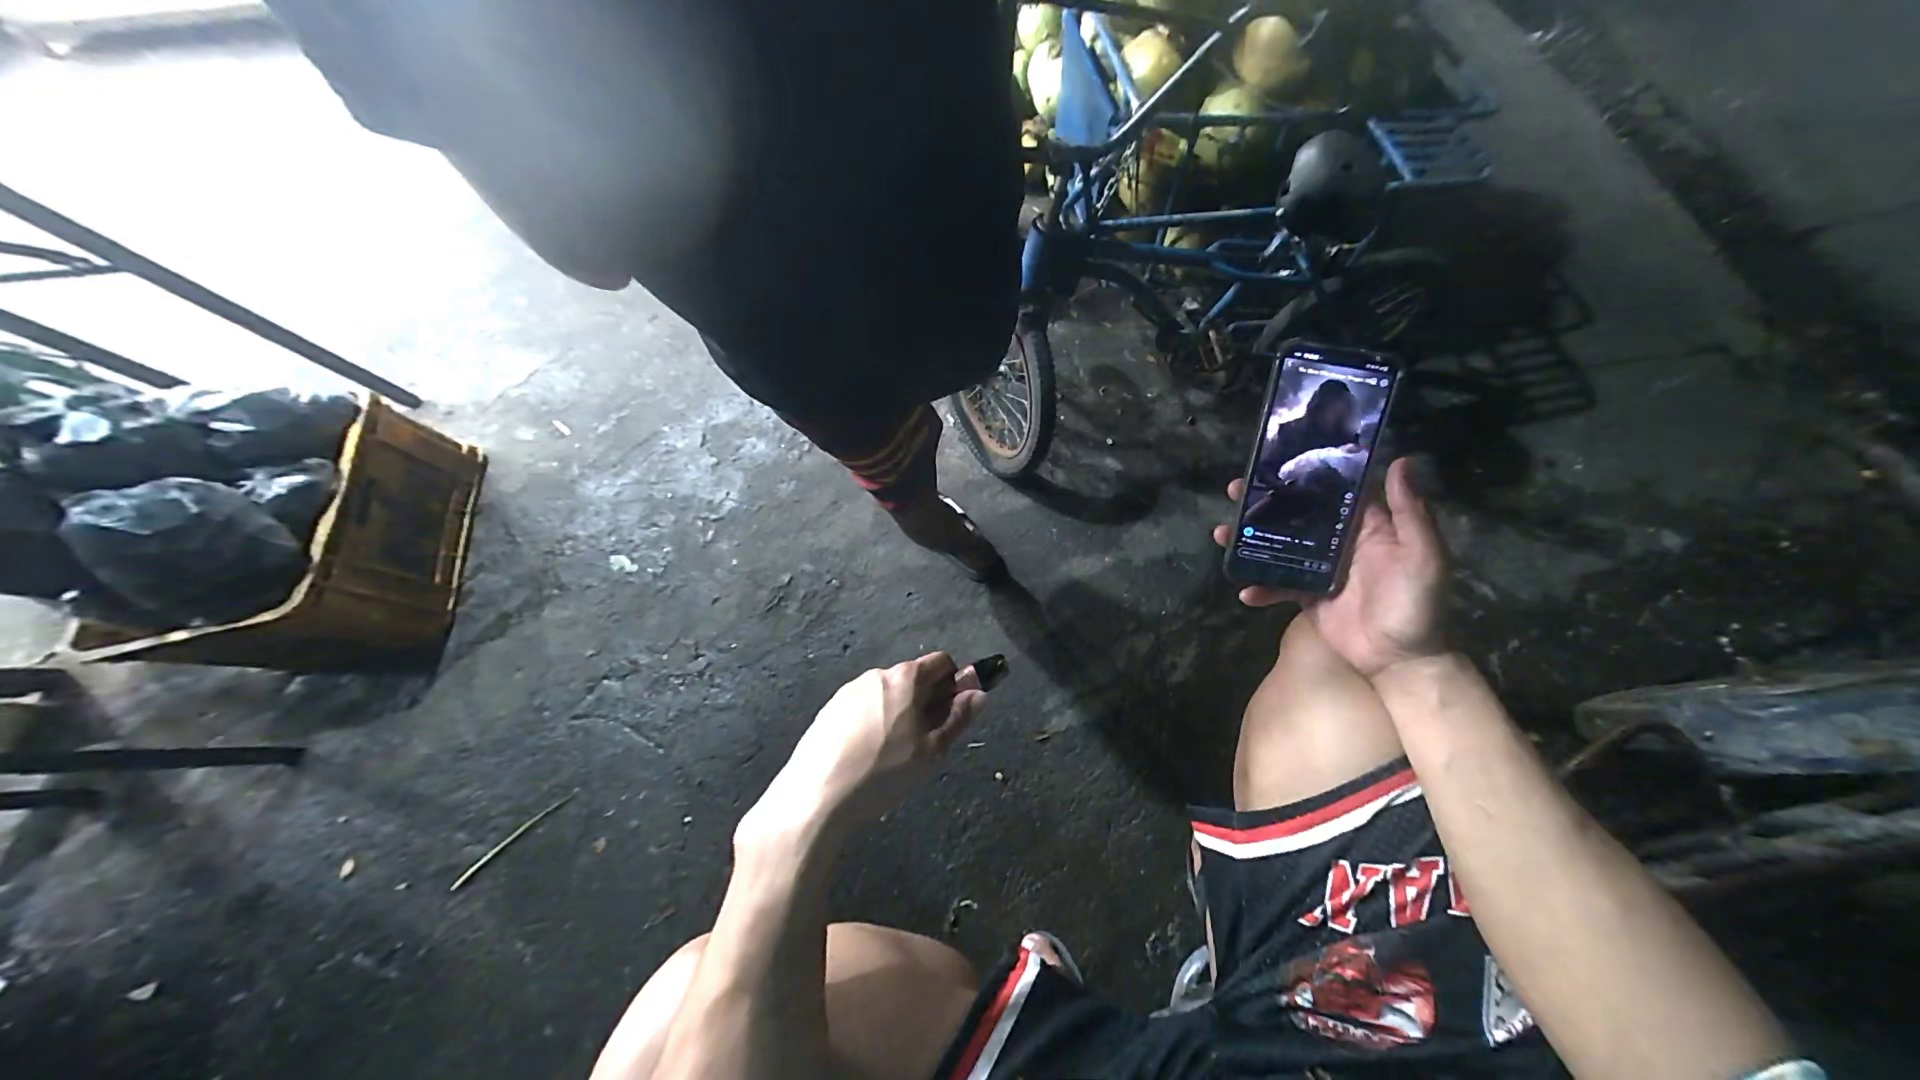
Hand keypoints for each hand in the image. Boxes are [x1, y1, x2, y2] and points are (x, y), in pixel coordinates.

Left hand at [743, 653, 987, 841]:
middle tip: (924, 743)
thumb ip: (958, 718)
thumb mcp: (932, 751)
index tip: (951, 715)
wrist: (817, 796)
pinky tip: (866, 757)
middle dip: (926, 703)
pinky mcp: (829, 710)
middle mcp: (876, 675)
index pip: (942, 662)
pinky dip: (872, 723)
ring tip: (892, 756)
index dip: (954, 686)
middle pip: (913, 678)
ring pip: (887, 695)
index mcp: (905, 678)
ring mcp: (848, 691)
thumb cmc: (883, 773)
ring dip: (899, 714)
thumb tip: (979, 694)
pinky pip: (863, 708)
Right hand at [1213, 457, 1447, 676]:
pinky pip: (1277, 586)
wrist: (1400, 660)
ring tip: (1222, 534)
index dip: (1306, 473)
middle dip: (1263, 502)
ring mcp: (1318, 570)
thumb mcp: (1424, 556)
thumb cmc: (1418, 605)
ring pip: (1278, 547)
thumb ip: (1411, 512)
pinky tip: (1244, 591)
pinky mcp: (1306, 597)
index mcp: (1367, 527)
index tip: (1275, 461)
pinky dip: (1259, 588)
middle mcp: (1338, 543)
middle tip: (1234, 490)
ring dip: (1249, 540)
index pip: (1333, 491)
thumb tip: (1400, 461)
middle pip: (1296, 514)